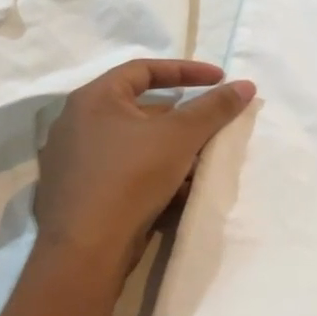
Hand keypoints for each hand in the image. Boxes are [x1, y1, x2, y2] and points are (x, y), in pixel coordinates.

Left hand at [33, 60, 254, 278]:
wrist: (87, 246)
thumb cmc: (132, 176)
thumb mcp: (182, 136)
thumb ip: (215, 107)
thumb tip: (244, 85)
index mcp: (93, 100)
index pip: (143, 69)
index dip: (186, 70)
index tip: (219, 80)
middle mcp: (75, 123)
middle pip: (140, 107)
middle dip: (181, 116)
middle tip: (210, 124)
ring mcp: (71, 159)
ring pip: (133, 141)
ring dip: (169, 146)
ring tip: (199, 160)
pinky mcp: (76, 190)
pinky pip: (122, 168)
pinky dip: (151, 170)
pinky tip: (176, 188)